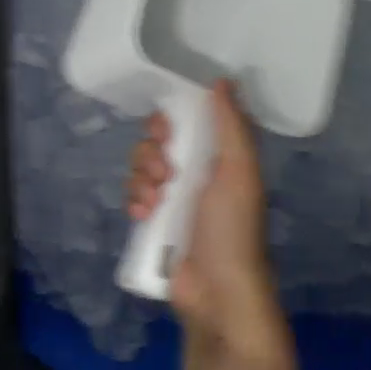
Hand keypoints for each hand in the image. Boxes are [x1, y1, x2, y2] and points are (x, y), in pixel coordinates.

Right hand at [126, 80, 293, 369]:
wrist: (218, 291)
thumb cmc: (233, 229)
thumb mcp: (239, 173)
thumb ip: (231, 126)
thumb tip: (221, 79)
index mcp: (217, 160)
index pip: (182, 123)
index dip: (166, 121)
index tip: (164, 132)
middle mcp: (194, 175)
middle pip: (154, 143)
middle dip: (149, 154)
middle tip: (163, 174)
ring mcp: (173, 199)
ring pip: (139, 168)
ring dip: (140, 180)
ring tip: (154, 203)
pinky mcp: (154, 221)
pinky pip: (131, 194)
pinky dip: (134, 201)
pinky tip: (143, 215)